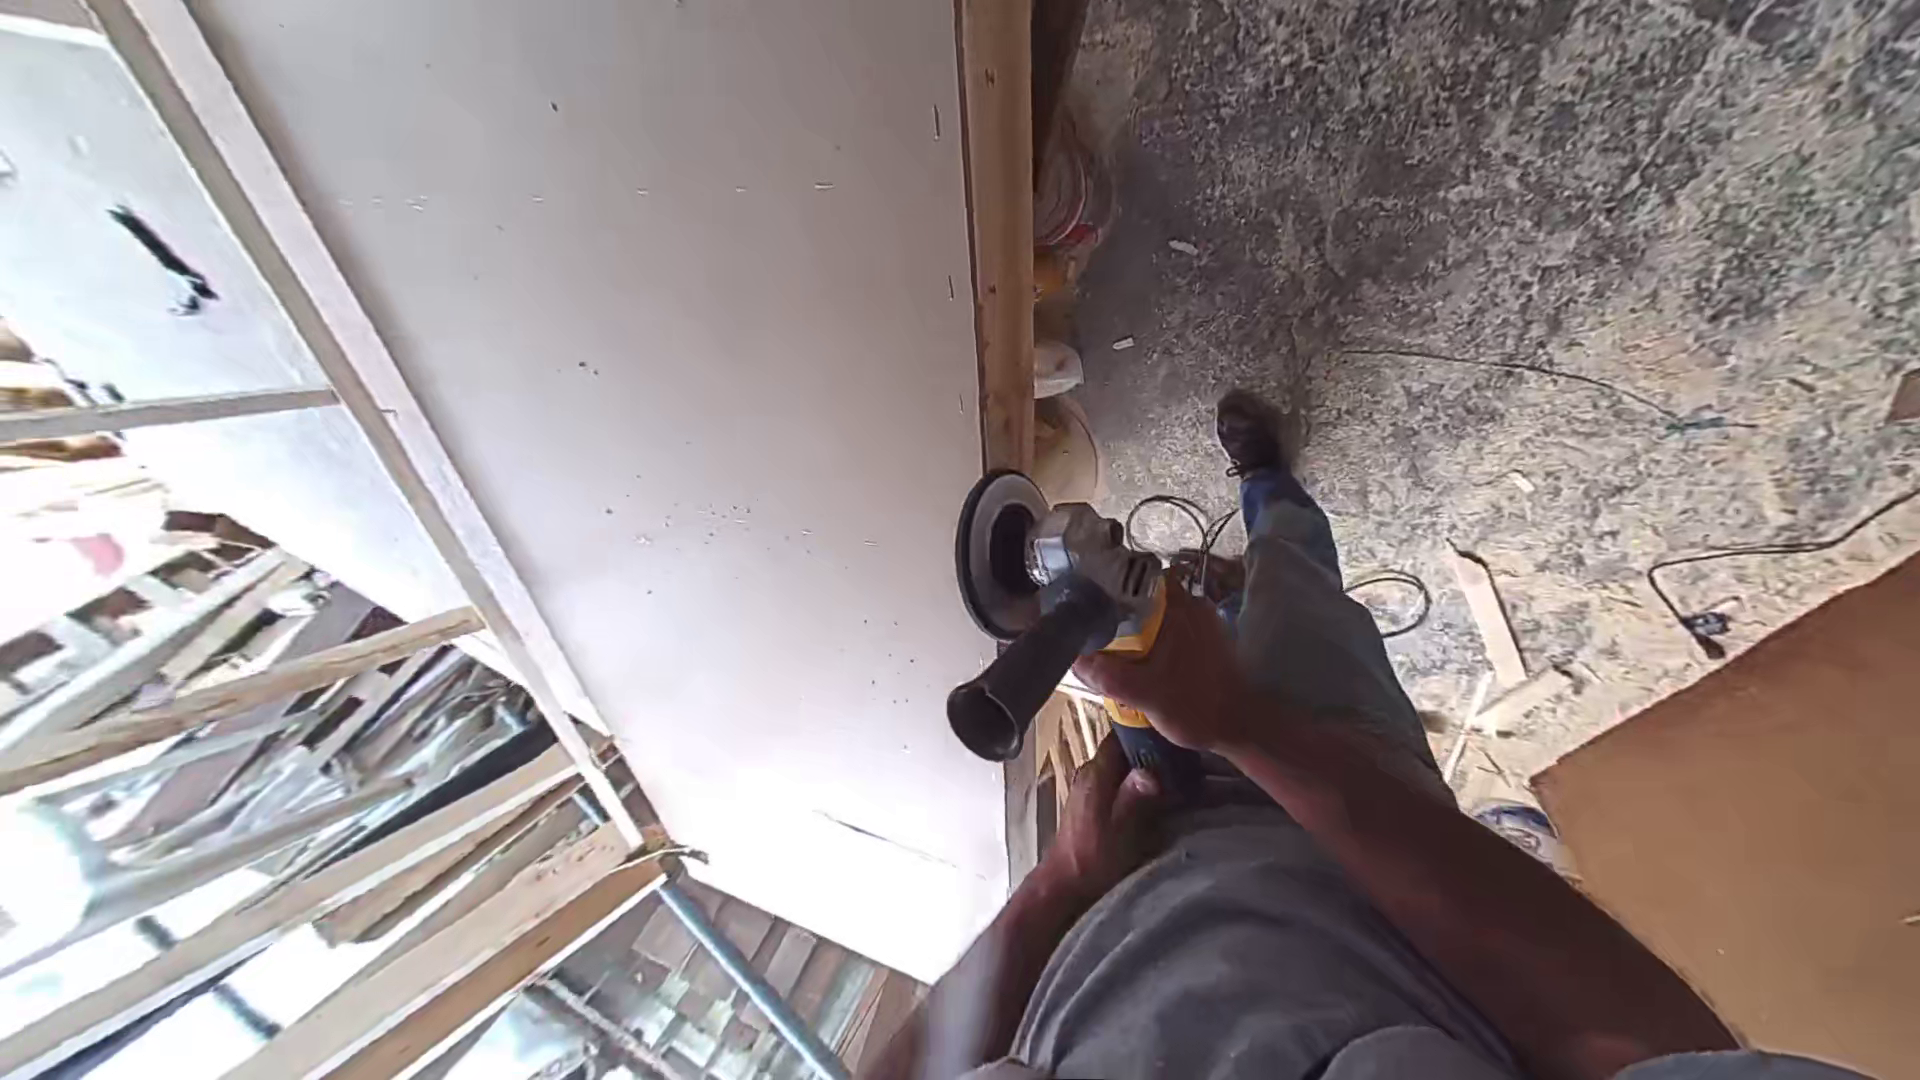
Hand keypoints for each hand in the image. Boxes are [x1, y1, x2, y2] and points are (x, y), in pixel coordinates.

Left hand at [1034, 737, 1163, 904]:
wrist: (1067, 883)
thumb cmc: (1095, 858)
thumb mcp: (1121, 830)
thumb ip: (1134, 798)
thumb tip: (1152, 770)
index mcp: (1095, 774)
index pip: (1120, 737)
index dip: (1145, 732)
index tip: (1173, 736)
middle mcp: (1089, 773)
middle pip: (1122, 749)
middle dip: (1149, 750)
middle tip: (1182, 758)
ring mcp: (1088, 786)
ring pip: (1119, 765)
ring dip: (1142, 767)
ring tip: (1174, 774)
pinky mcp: (1090, 800)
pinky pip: (1115, 779)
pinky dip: (1133, 781)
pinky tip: (1154, 795)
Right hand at [1073, 583, 1252, 752]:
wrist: (1243, 727)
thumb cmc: (1196, 706)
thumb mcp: (1143, 695)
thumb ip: (1107, 676)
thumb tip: (1074, 658)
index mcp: (1176, 610)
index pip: (1135, 577)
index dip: (1108, 582)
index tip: (1087, 596)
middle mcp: (1191, 605)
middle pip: (1143, 592)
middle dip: (1118, 607)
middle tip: (1095, 625)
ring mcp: (1202, 619)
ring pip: (1157, 609)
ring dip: (1136, 622)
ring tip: (1113, 641)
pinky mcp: (1208, 636)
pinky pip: (1171, 623)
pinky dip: (1154, 634)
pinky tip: (1142, 655)